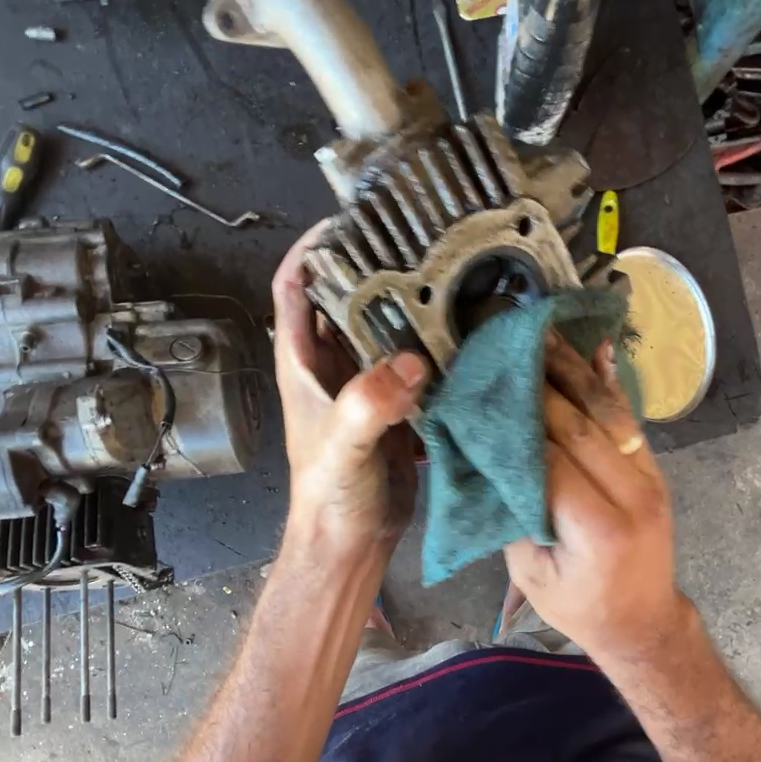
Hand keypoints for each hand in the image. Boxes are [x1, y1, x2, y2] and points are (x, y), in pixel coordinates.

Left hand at [272, 221, 427, 558]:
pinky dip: (434, 348)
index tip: (349, 220)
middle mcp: (332, 366)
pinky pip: (415, 364)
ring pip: (385, 329)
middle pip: (348, 299)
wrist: (353, 541)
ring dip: (410, 307)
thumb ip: (369, 404)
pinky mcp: (396, 405)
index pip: (296, 287)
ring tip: (450, 277)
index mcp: (303, 363)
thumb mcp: (341, 445)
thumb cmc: (330, 495)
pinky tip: (465, 332)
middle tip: (419, 242)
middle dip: (375, 268)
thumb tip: (412, 365)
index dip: (313, 249)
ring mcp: (366, 384)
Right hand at [505, 336, 693, 663]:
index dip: (518, 425)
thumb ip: (515, 511)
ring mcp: (650, 480)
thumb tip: (490, 456)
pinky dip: (608, 383)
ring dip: (575, 372)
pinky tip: (595, 348)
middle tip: (507, 347)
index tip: (485, 392)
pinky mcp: (654, 470)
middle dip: (541, 384)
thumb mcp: (533, 573)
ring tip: (544, 334)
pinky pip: (629, 419)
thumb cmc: (580, 607)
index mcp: (599, 530)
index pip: (552, 460)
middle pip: (582, 426)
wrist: (643, 622)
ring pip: (610, 413)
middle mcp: (632, 496)